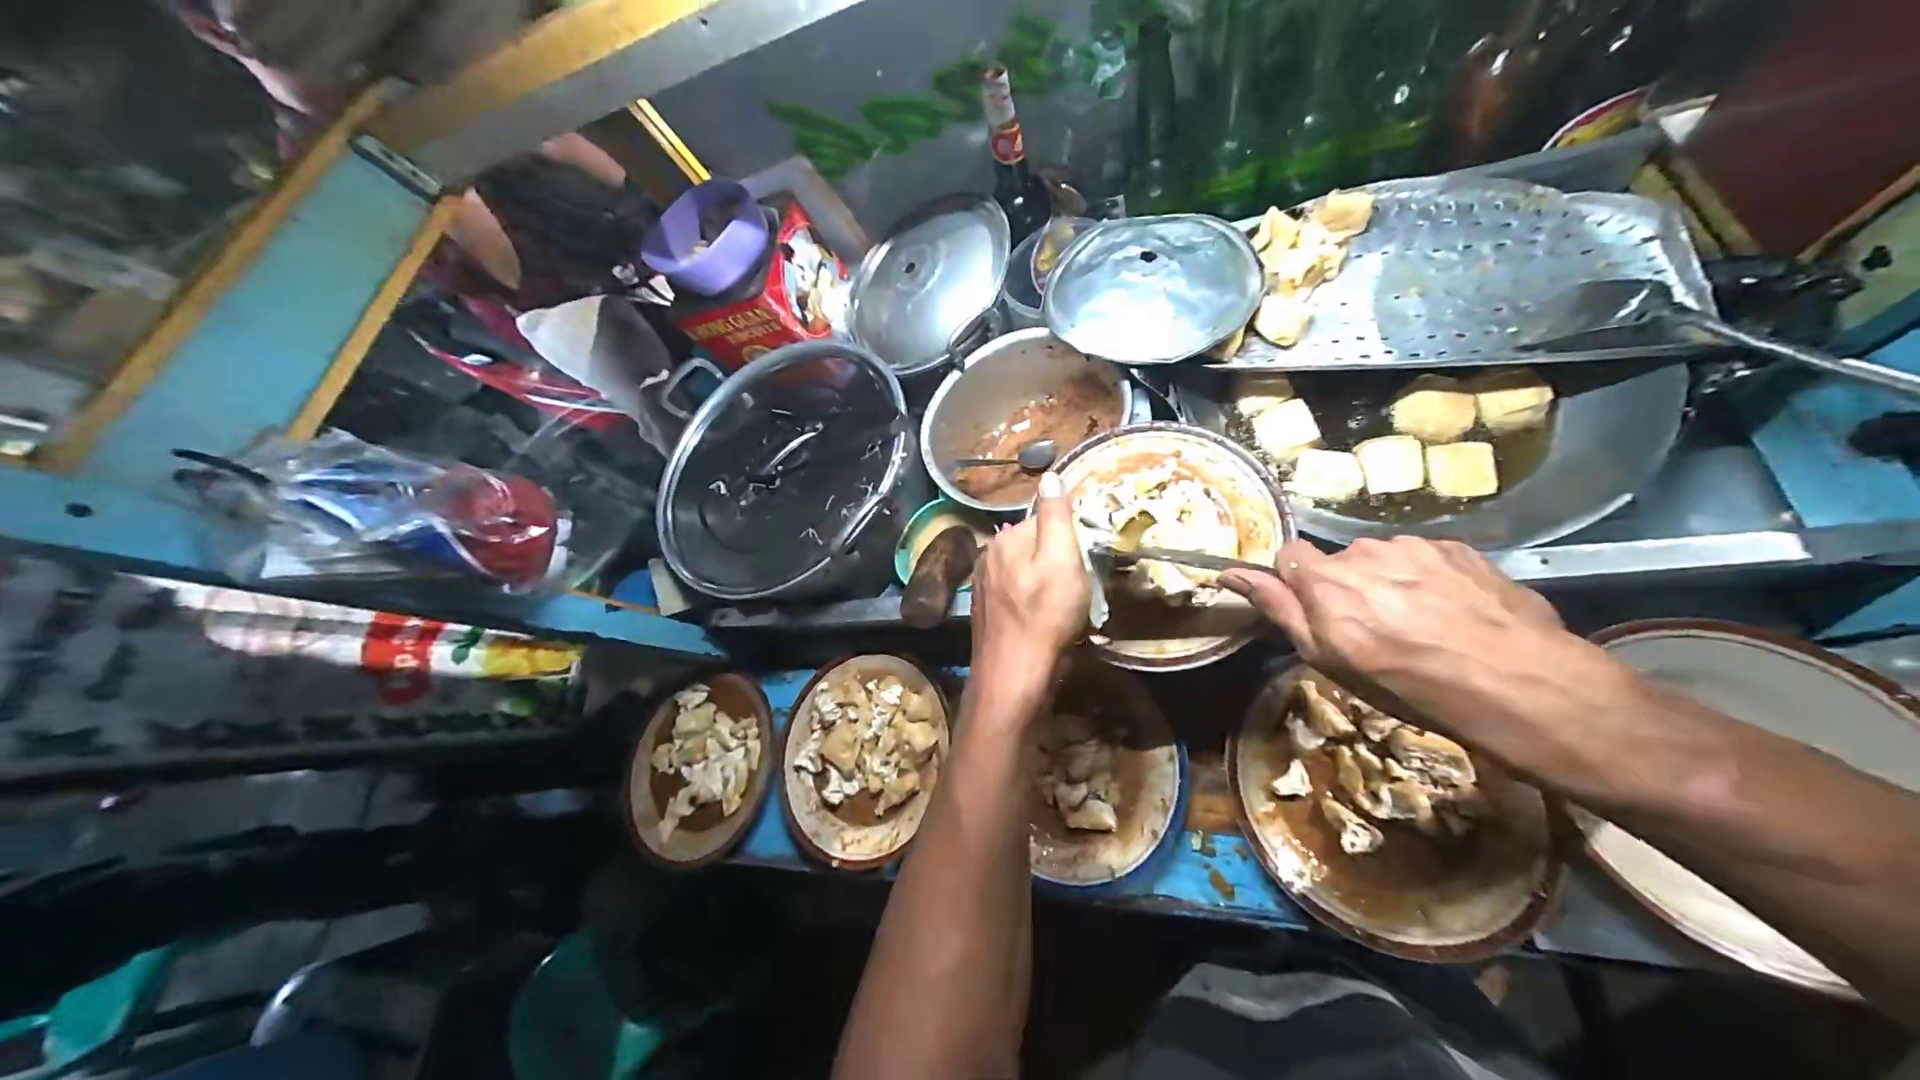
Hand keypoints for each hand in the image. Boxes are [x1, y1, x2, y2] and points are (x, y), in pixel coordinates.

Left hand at [970, 472, 1089, 687]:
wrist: (1013, 673)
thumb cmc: (1045, 615)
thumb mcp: (1062, 559)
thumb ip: (1055, 516)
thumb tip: (1049, 474)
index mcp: (1005, 539)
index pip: (1044, 522)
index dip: (1069, 541)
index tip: (1082, 564)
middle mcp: (987, 556)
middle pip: (1033, 546)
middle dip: (1054, 561)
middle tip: (1074, 589)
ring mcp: (982, 585)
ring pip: (1024, 571)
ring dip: (1043, 582)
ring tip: (1060, 607)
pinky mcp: (985, 610)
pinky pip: (1015, 593)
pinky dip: (1030, 601)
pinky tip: (1040, 619)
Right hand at [1220, 536, 1633, 776]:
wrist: (1519, 683)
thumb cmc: (1409, 684)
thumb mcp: (1330, 660)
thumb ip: (1280, 609)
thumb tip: (1231, 574)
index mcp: (1326, 581)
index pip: (1289, 555)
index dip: (1297, 581)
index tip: (1315, 609)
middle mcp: (1364, 553)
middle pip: (1339, 561)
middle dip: (1346, 587)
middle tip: (1373, 629)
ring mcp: (1415, 547)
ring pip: (1383, 558)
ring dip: (1388, 582)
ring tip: (1421, 623)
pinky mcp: (1459, 548)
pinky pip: (1424, 558)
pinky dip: (1427, 579)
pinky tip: (1452, 613)